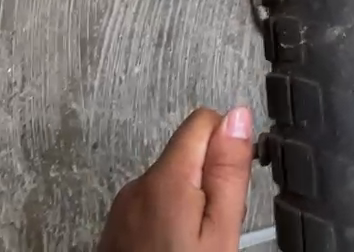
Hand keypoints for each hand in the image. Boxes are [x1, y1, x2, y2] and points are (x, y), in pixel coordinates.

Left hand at [99, 106, 254, 251]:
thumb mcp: (222, 231)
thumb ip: (230, 169)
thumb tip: (238, 116)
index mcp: (166, 179)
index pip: (205, 120)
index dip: (228, 146)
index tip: (231, 184)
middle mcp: (137, 187)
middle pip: (188, 150)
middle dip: (208, 177)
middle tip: (215, 226)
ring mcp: (122, 210)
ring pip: (172, 179)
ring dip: (189, 200)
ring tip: (195, 244)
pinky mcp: (114, 231)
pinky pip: (153, 204)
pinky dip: (169, 219)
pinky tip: (174, 251)